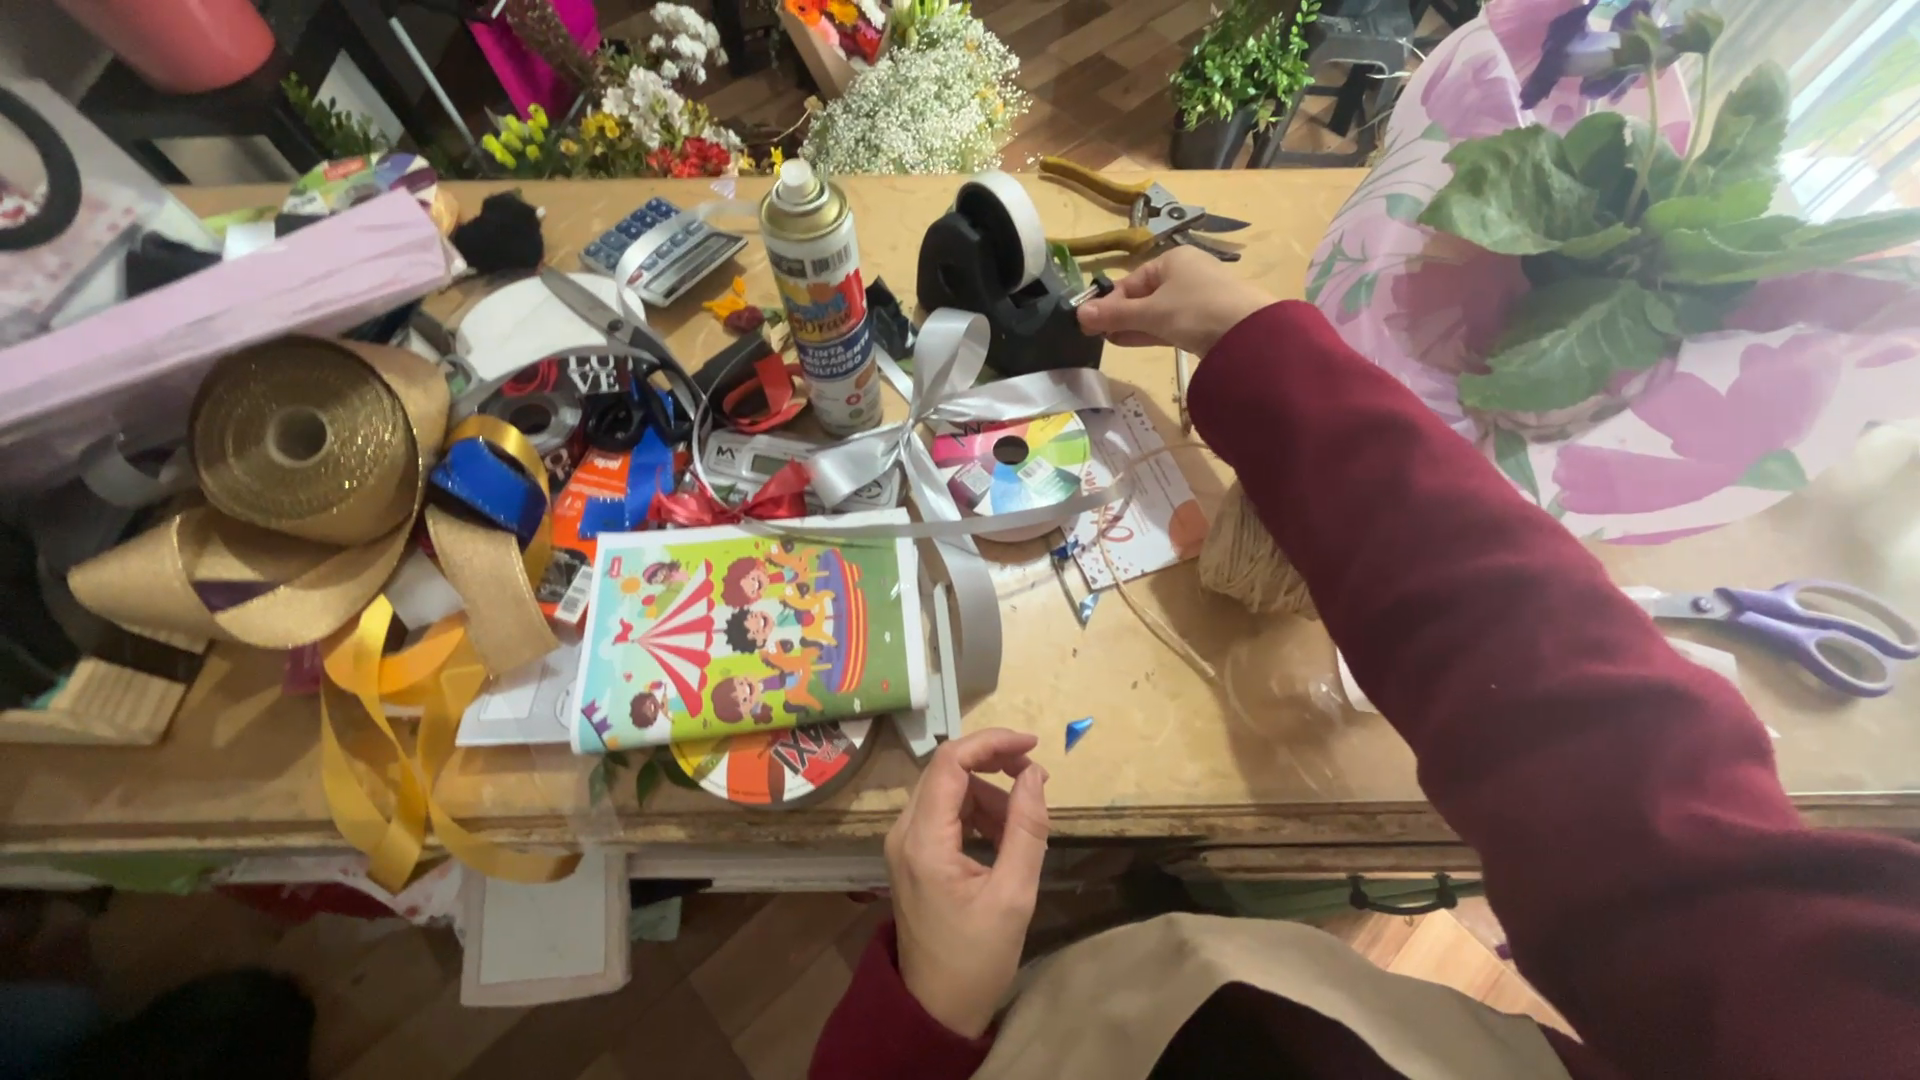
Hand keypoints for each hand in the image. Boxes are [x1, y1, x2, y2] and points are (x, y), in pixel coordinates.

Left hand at [886, 728, 1048, 1037]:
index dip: (992, 743)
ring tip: (1023, 826)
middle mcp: (905, 831)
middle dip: (993, 765)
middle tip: (1035, 780)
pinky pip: (945, 812)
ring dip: (988, 793)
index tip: (1032, 746)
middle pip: (947, 770)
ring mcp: (905, 843)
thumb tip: (1035, 775)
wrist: (935, 1009)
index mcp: (924, 840)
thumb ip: (1027, 829)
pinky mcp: (913, 854)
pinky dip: (977, 812)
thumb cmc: (975, 959)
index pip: (950, 762)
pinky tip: (1003, 837)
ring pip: (948, 789)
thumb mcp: (1014, 895)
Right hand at [1076, 245, 1274, 354]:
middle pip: (1143, 296)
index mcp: (1173, 260)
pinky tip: (1130, 340)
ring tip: (1109, 340)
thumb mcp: (1151, 312)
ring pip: (1156, 312)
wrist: (1248, 333)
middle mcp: (1186, 274)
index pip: (1132, 280)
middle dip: (1120, 315)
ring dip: (1132, 325)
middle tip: (1096, 335)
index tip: (1090, 322)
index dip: (1110, 302)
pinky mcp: (1205, 322)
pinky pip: (1170, 324)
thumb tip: (1079, 313)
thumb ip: (1115, 315)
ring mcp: (1197, 298)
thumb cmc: (1195, 310)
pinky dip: (1150, 332)